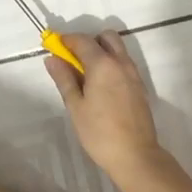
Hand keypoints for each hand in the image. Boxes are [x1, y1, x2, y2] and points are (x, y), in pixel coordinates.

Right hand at [45, 31, 167, 173]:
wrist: (135, 155)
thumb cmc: (99, 132)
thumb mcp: (75, 105)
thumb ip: (64, 78)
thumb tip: (52, 58)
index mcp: (102, 64)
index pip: (82, 40)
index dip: (66, 40)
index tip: (54, 46)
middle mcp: (121, 63)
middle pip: (106, 37)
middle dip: (88, 41)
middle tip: (73, 60)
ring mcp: (134, 74)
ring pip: (118, 49)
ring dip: (101, 52)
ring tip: (86, 75)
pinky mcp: (140, 86)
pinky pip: (124, 63)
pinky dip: (112, 64)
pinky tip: (101, 86)